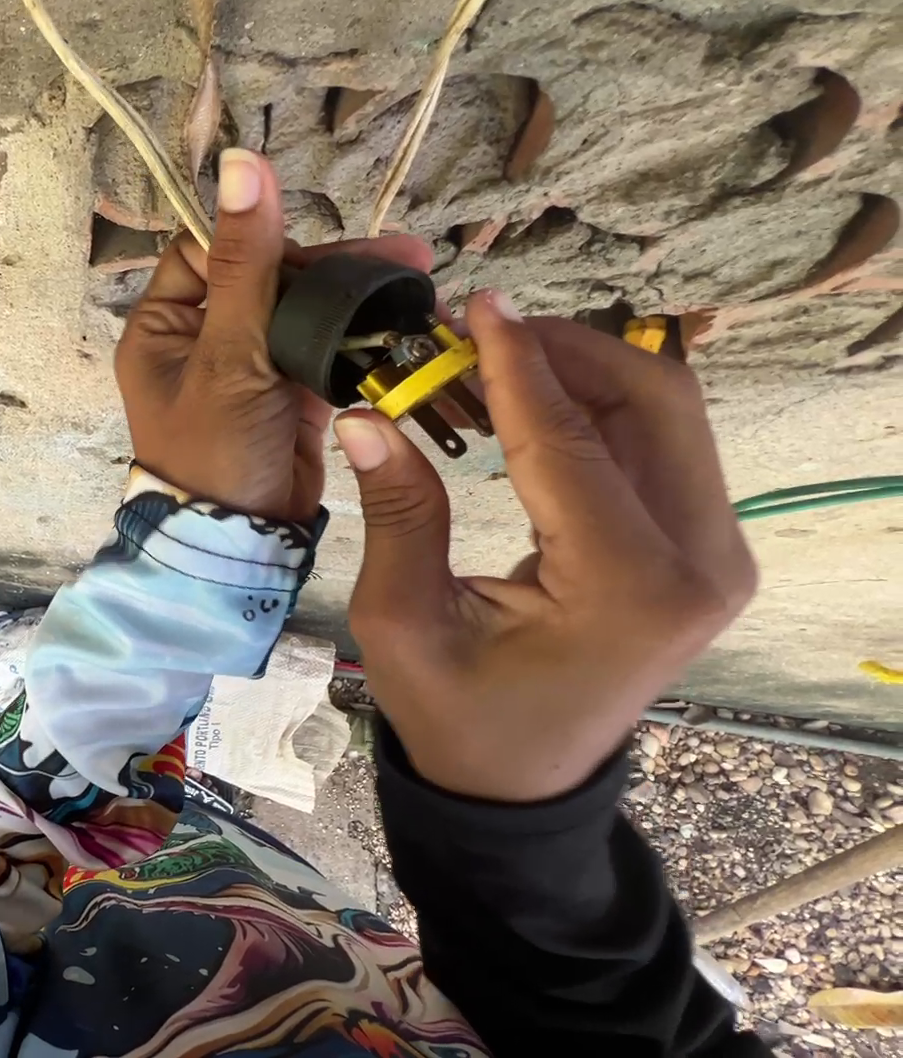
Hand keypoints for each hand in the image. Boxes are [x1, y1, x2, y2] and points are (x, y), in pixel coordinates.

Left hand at [115, 149, 432, 523]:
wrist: (241, 538)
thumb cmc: (215, 449)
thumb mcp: (227, 355)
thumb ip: (242, 265)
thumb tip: (238, 164)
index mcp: (163, 327)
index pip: (208, 253)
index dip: (260, 240)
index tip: (316, 248)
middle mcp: (198, 339)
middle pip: (263, 277)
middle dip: (327, 267)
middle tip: (400, 256)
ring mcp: (244, 365)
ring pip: (298, 309)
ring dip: (351, 295)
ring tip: (417, 275)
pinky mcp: (283, 389)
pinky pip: (319, 345)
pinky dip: (357, 334)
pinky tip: (403, 317)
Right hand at [335, 293, 756, 801]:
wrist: (518, 777)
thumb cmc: (451, 709)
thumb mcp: (401, 619)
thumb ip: (398, 514)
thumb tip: (368, 417)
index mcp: (625, 586)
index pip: (571, 444)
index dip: (516, 367)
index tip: (477, 305)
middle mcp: (699, 561)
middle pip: (654, 406)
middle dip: (563, 352)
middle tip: (476, 329)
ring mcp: (714, 555)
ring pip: (666, 417)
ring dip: (581, 373)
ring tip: (490, 357)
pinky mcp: (698, 552)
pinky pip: (656, 450)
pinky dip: (592, 410)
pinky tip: (524, 405)